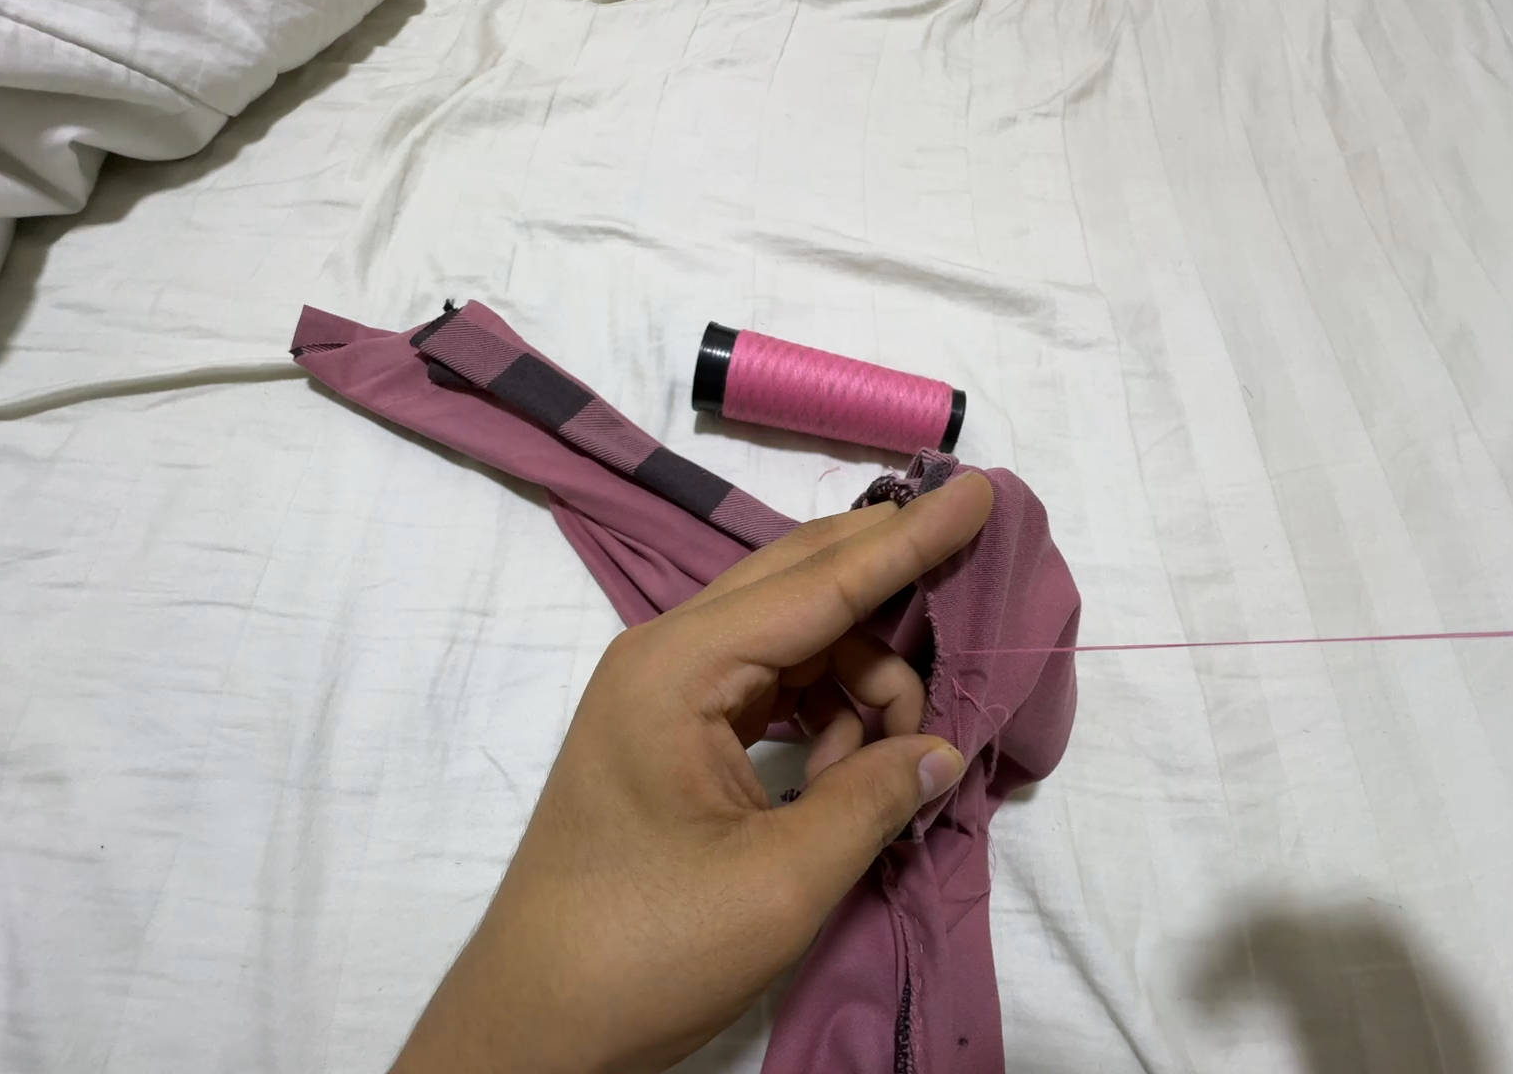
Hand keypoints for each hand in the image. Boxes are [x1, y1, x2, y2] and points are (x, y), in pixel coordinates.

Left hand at [392, 472, 994, 1073]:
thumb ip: (872, 800)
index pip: (819, 584)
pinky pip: (777, 685)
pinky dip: (826, 714)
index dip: (908, 541)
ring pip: (798, 640)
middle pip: (802, 584)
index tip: (975, 491)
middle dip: (888, 577)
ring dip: (861, 681)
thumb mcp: (779, 884)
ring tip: (886, 759)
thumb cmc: (644, 951)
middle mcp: (671, 653)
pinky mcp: (682, 724)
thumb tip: (939, 749)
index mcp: (680, 668)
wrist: (537, 1021)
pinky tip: (841, 770)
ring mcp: (673, 687)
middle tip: (965, 561)